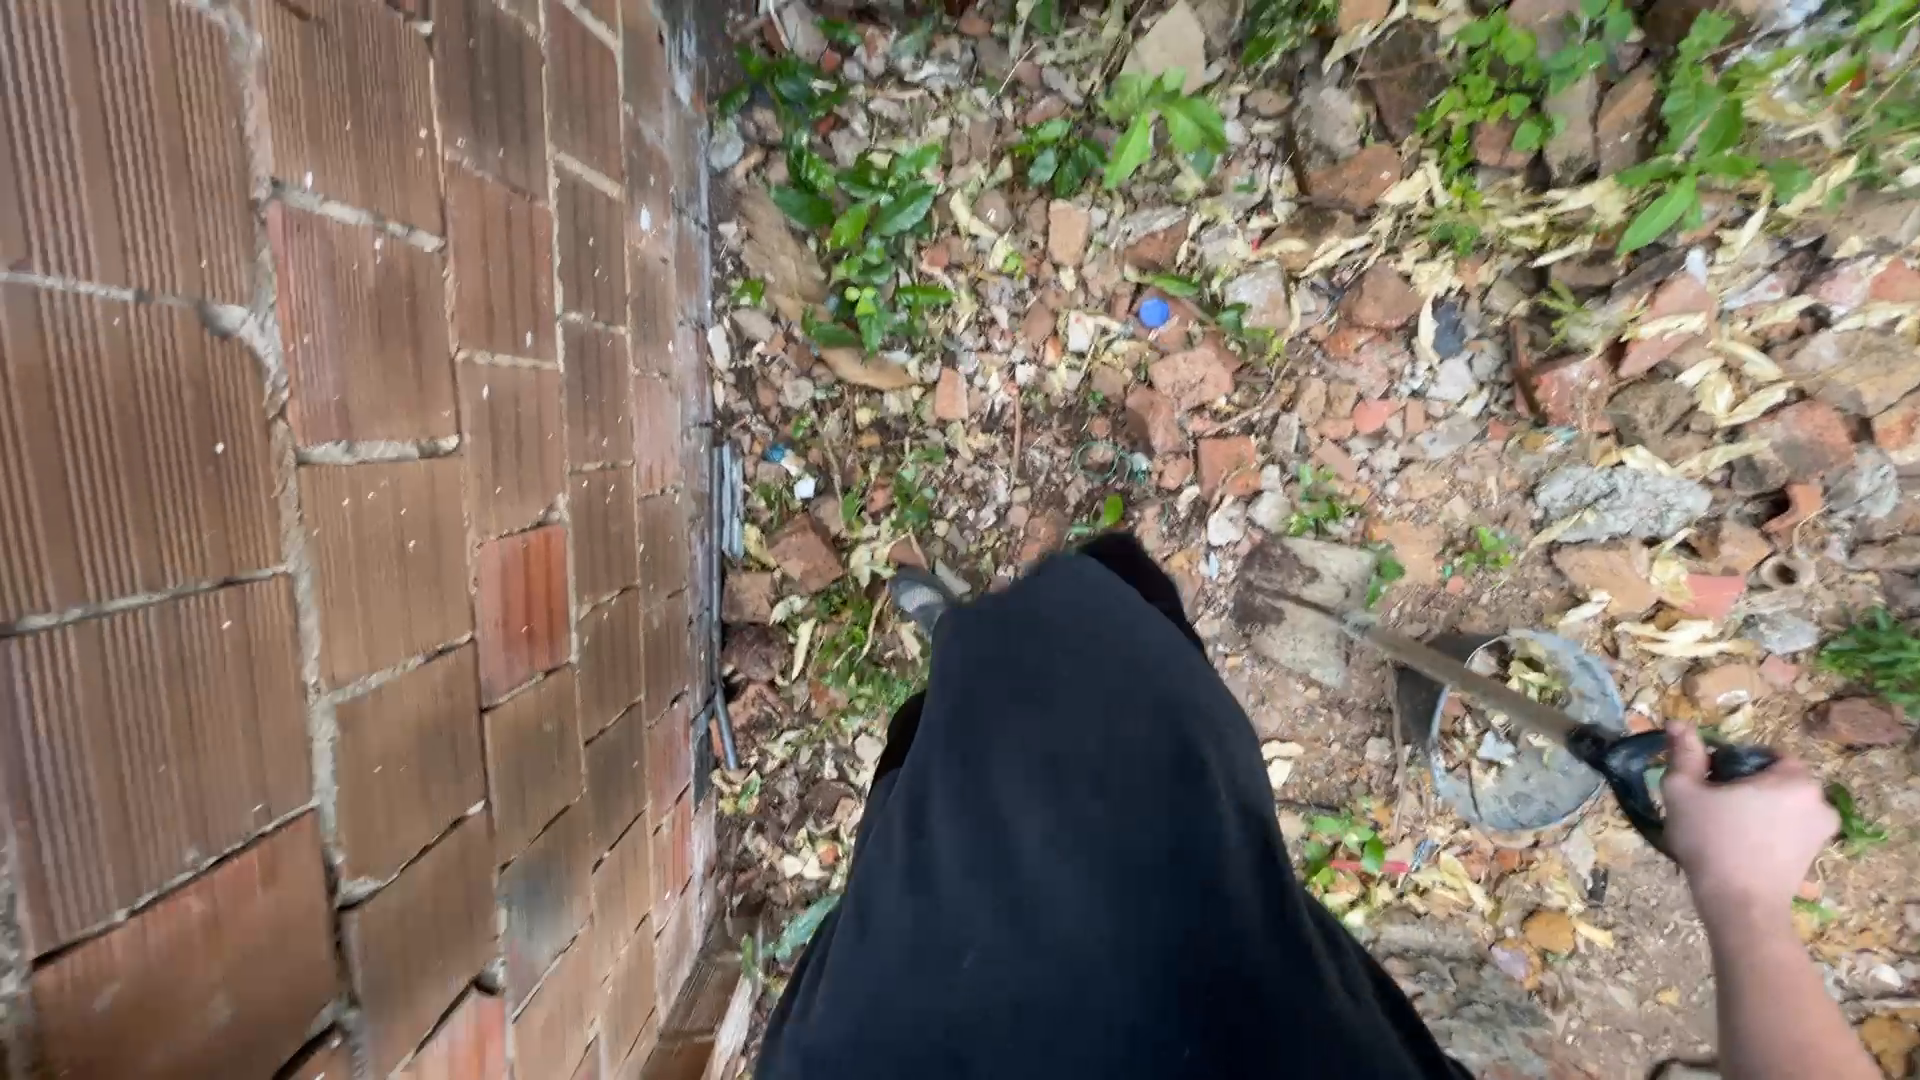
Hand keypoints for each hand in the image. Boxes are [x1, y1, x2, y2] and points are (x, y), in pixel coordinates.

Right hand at [1661, 722, 1836, 926]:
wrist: (1739, 898)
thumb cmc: (1709, 838)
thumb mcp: (1683, 789)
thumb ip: (1684, 753)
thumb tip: (1677, 723)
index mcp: (1794, 781)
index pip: (1767, 754)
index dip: (1734, 759)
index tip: (1708, 775)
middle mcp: (1820, 802)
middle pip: (1775, 778)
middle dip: (1744, 781)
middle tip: (1708, 796)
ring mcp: (1823, 830)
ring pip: (1781, 801)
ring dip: (1754, 803)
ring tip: (1719, 819)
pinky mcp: (1816, 851)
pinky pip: (1787, 823)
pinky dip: (1764, 823)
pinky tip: (1737, 838)